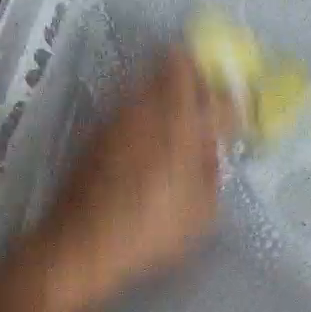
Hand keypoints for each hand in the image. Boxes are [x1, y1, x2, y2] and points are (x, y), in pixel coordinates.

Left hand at [15, 51, 232, 311]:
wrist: (77, 247)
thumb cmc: (147, 232)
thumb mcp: (200, 211)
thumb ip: (212, 169)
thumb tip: (210, 148)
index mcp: (178, 116)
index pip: (210, 79)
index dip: (227, 91)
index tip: (234, 112)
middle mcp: (143, 103)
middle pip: (173, 64)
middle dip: (194, 79)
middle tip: (204, 109)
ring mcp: (113, 115)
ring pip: (146, 84)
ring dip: (164, 97)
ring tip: (175, 133)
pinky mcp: (91, 133)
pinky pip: (126, 111)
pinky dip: (141, 120)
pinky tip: (144, 153)